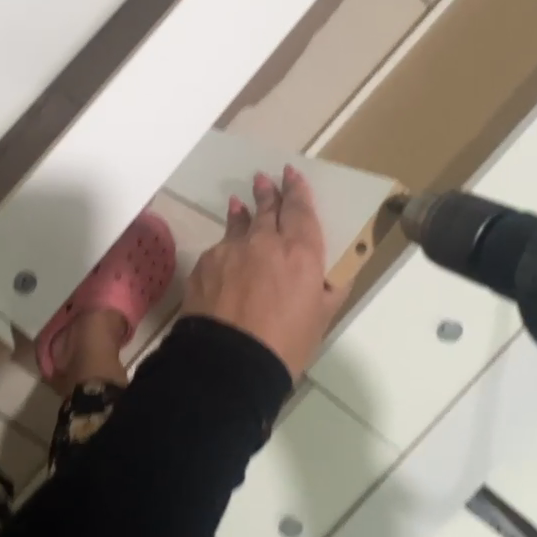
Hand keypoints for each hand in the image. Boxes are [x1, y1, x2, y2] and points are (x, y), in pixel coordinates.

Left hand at [184, 167, 341, 377]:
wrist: (229, 361)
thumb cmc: (284, 345)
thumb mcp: (320, 319)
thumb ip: (328, 290)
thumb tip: (330, 275)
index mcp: (300, 253)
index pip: (300, 211)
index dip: (298, 190)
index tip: (293, 174)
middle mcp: (265, 242)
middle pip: (268, 209)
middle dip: (268, 193)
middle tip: (265, 179)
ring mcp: (231, 250)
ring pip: (239, 224)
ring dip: (241, 212)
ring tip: (237, 203)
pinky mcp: (206, 264)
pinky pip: (219, 249)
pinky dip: (225, 246)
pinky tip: (224, 253)